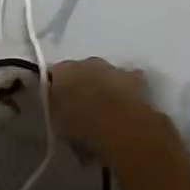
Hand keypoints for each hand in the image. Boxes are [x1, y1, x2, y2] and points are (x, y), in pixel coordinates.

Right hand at [51, 59, 177, 162]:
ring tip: (106, 109)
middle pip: (82, 71)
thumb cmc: (81, 127)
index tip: (59, 104)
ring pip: (106, 74)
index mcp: (63, 72)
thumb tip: (60, 110)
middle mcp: (87, 62)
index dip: (57, 89)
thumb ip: (58, 111)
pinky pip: (128, 80)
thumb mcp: (58, 124)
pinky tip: (127, 105)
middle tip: (83, 108)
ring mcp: (112, 68)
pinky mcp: (134, 77)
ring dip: (105, 86)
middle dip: (83, 85)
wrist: (118, 126)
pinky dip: (127, 90)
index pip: (55, 75)